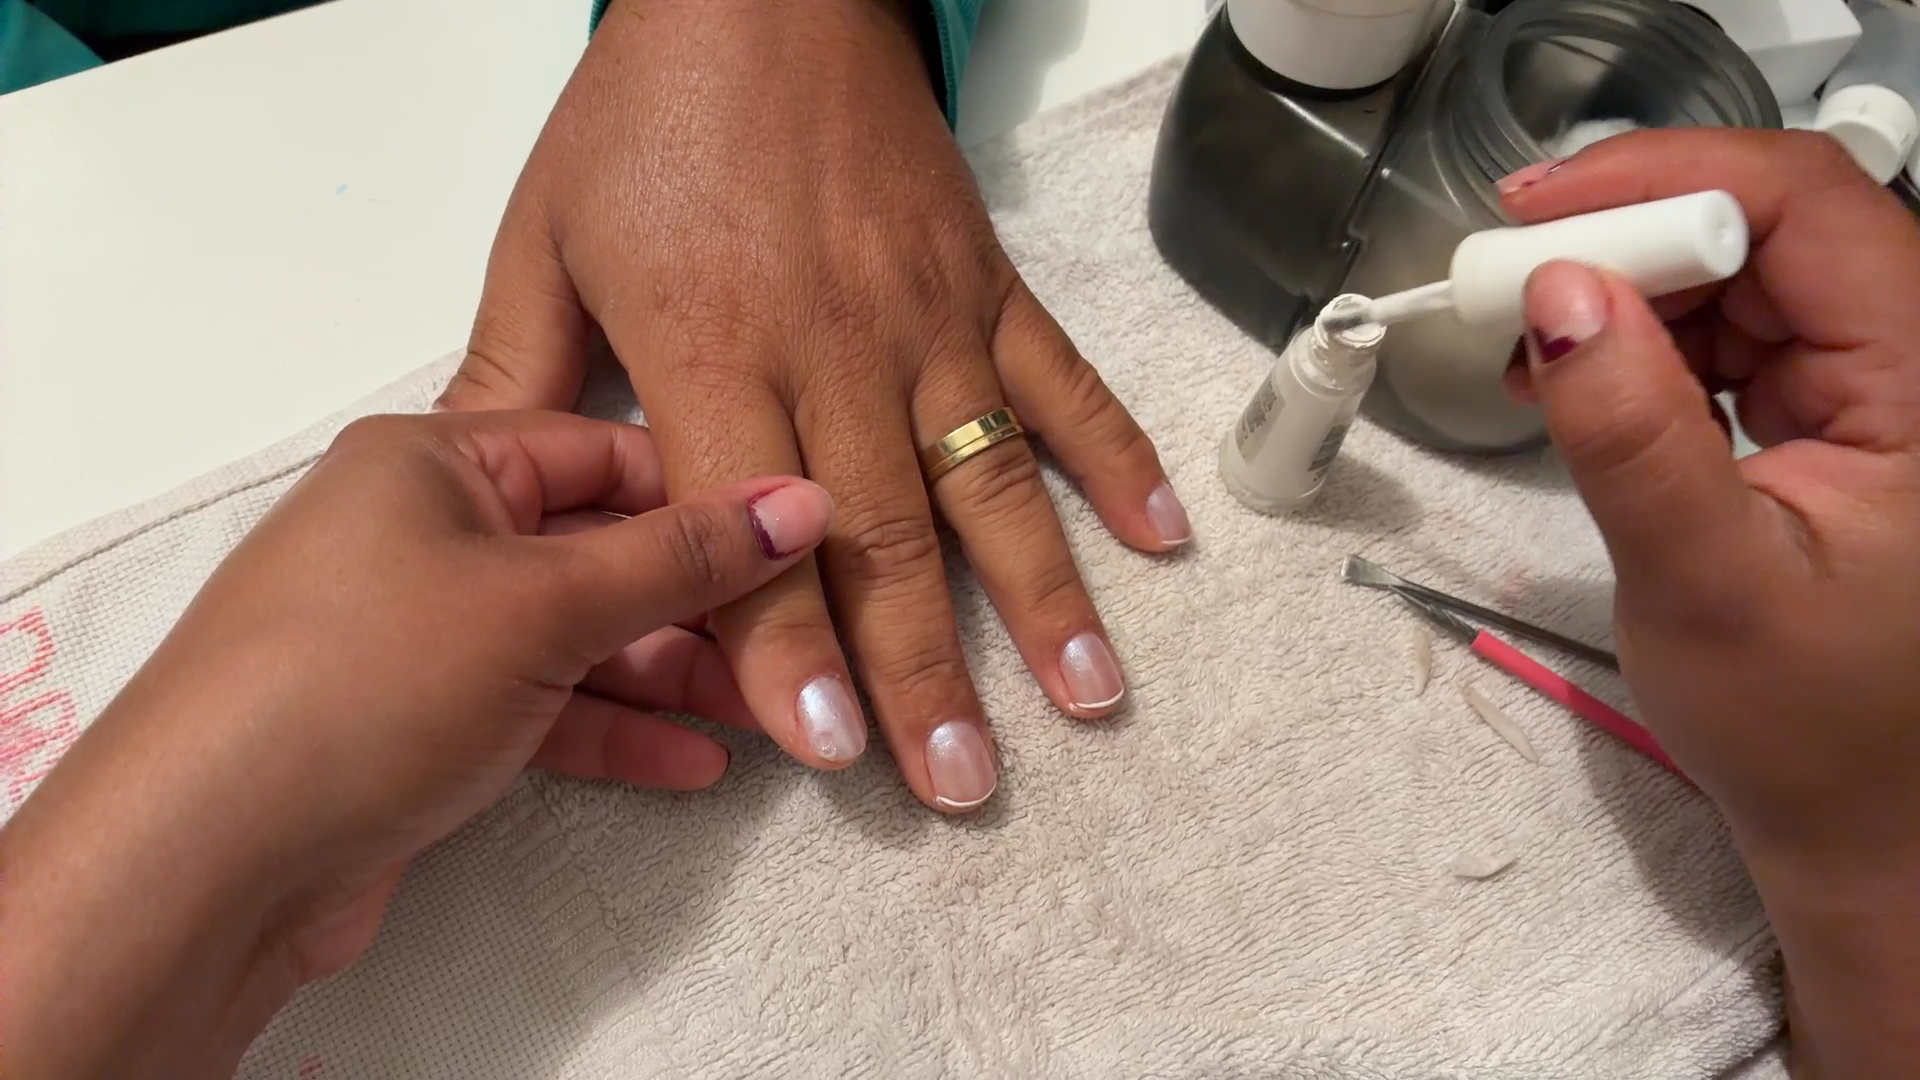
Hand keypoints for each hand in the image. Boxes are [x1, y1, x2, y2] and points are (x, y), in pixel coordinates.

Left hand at [0, 411, 830, 1077]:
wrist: (200, 884)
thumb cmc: (375, 684)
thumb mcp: (548, 603)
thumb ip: (687, 555)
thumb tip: (808, 502)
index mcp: (443, 462)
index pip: (611, 453)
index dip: (705, 494)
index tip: (791, 539)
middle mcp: (440, 531)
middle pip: (608, 552)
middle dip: (700, 606)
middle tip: (786, 639)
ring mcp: (440, 626)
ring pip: (590, 635)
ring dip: (674, 676)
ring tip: (759, 711)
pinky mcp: (441, 710)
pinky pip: (555, 702)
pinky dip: (623, 729)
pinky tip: (696, 762)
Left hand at [437, 0, 1187, 810]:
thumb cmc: (649, 122)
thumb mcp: (548, 243)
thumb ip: (526, 381)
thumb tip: (507, 495)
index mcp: (711, 347)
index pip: (749, 531)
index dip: (790, 650)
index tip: (834, 754)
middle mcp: (836, 350)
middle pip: (887, 537)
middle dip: (926, 671)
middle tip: (962, 781)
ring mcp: (931, 321)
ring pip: (991, 480)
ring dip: (1044, 595)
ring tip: (1088, 694)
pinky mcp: (992, 289)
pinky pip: (1065, 382)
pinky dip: (1118, 458)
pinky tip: (1160, 534)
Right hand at [1499, 130, 1919, 1073]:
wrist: (1868, 806)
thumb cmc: (1805, 714)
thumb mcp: (1700, 574)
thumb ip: (1628, 433)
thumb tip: (1554, 296)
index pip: (1812, 206)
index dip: (1665, 178)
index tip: (1526, 207)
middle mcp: (1917, 358)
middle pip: (1769, 230)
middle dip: (1622, 238)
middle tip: (1498, 281)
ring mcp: (1868, 387)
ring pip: (1734, 284)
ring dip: (1615, 297)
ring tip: (1518, 343)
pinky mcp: (1815, 419)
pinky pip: (1717, 345)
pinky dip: (1628, 346)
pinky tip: (1565, 374)